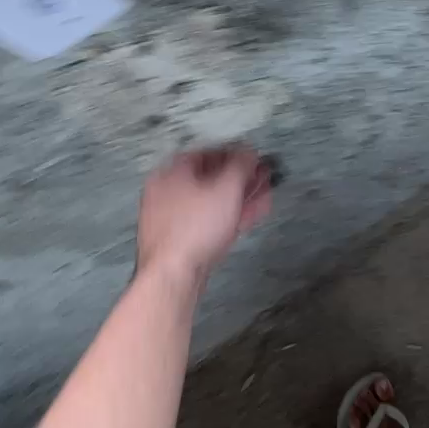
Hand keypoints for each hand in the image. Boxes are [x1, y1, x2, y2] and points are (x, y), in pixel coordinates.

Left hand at [135, 147, 274, 286]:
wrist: (173, 275)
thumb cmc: (195, 227)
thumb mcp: (228, 187)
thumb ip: (242, 164)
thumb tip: (249, 153)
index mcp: (170, 172)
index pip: (208, 152)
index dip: (236, 153)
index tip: (254, 159)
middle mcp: (165, 193)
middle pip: (210, 178)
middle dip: (240, 179)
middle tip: (261, 179)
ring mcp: (171, 219)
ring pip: (211, 201)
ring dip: (238, 197)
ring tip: (262, 197)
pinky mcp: (179, 241)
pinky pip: (207, 220)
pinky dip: (228, 215)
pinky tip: (249, 216)